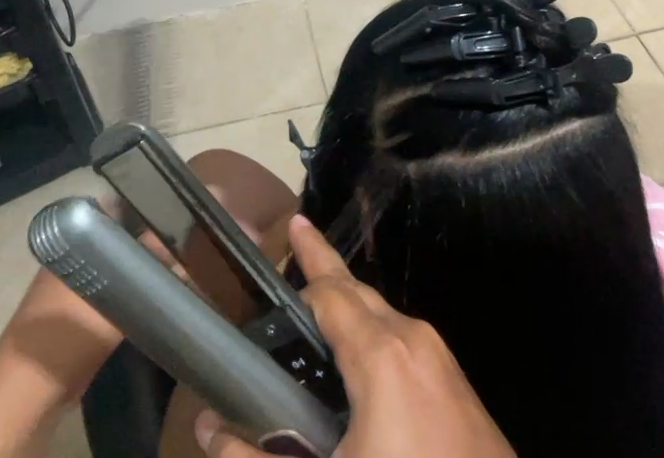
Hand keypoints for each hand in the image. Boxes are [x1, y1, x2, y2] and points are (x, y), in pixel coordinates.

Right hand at [193, 215, 514, 457]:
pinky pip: (403, 342)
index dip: (302, 264)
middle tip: (295, 243)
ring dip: (348, 308)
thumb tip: (209, 428)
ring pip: (383, 316)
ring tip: (310, 313)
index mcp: (382, 353)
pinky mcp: (454, 382)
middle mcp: (414, 340)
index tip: (284, 236)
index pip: (330, 291)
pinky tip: (351, 366)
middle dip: (325, 269)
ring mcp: (441, 359)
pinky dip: (371, 337)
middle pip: (359, 293)